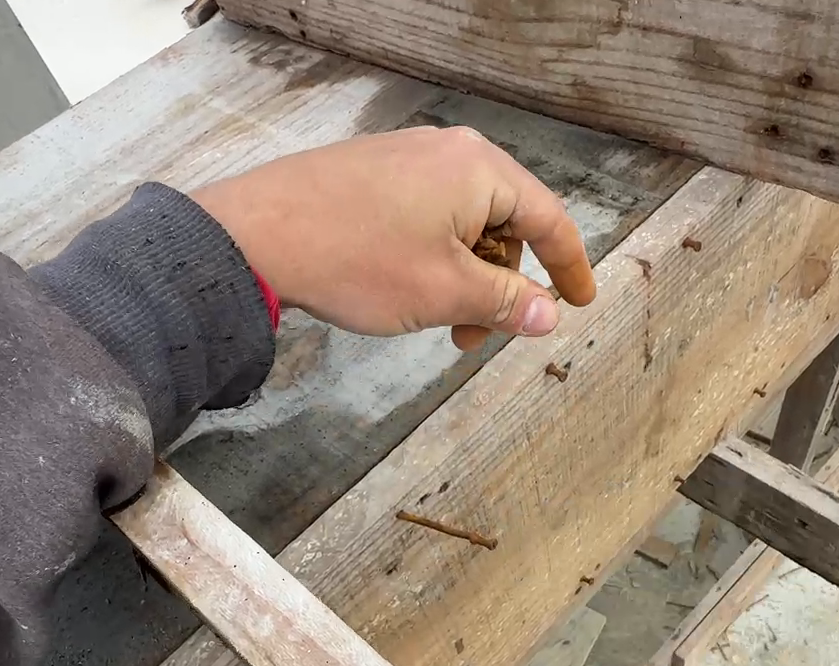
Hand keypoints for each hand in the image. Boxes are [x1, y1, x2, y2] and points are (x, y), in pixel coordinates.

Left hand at [189, 126, 594, 350]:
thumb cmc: (361, 262)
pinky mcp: (376, 179)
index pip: (547, 219)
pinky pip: (429, 224)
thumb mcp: (445, 292)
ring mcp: (408, 163)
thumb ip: (506, 302)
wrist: (258, 237)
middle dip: (501, 288)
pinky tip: (413, 297)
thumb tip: (551, 315)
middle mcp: (449, 154)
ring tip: (443, 329)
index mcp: (479, 170)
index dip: (569, 266)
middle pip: (504, 227)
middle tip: (479, 339)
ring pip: (464, 231)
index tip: (581, 303)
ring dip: (466, 285)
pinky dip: (437, 266)